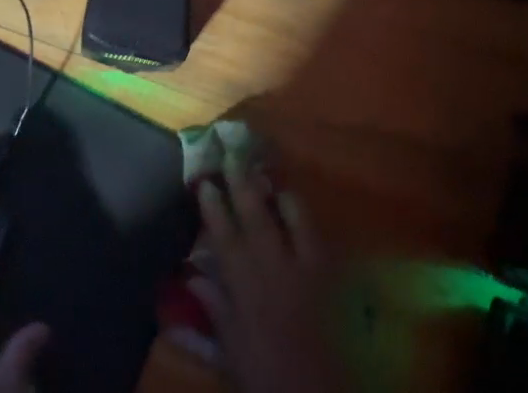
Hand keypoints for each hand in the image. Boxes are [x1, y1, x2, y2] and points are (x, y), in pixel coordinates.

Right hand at [192, 164, 340, 392]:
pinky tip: (300, 215)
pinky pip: (320, 242)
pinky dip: (307, 223)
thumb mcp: (233, 350)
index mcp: (246, 287)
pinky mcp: (334, 284)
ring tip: (270, 179)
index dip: (213, 207)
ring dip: (280, 198)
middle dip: (243, 187)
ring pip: (294, 223)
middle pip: (257, 219)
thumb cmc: (268, 376)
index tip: (204, 182)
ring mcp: (309, 274)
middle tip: (233, 157)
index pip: (225, 237)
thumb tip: (193, 277)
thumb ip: (217, 310)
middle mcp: (276, 271)